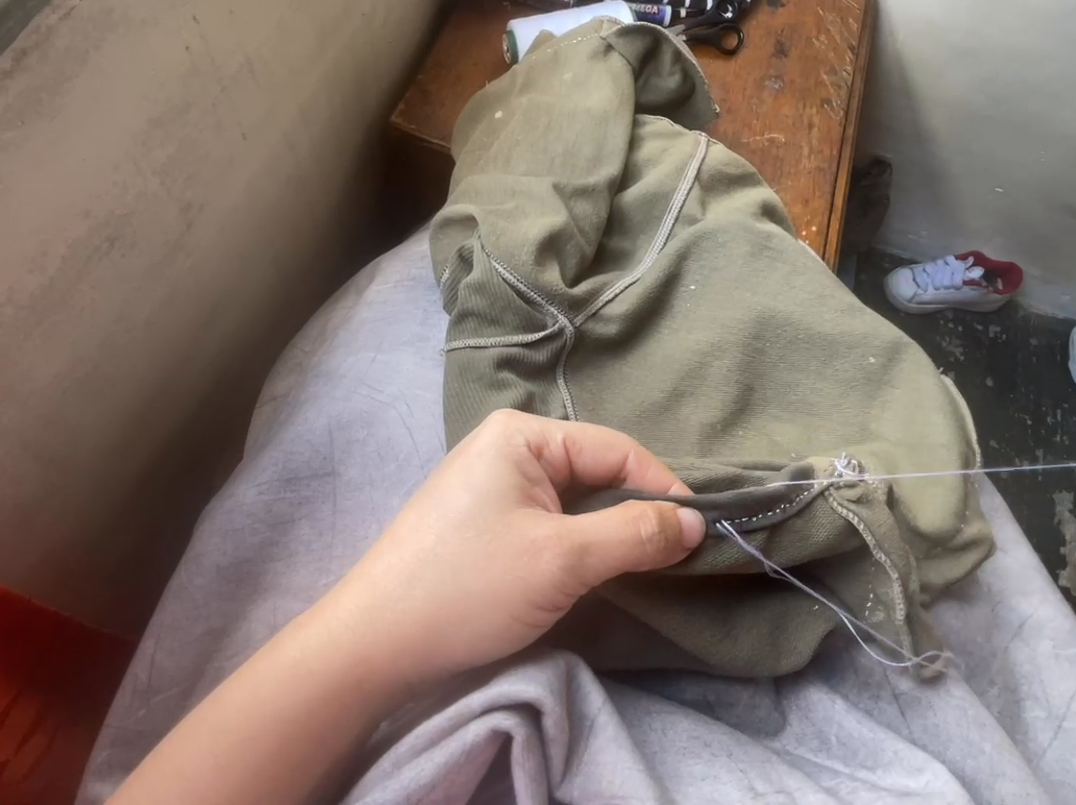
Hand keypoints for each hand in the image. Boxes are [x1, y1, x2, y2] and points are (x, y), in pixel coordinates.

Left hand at [316, 410, 704, 686]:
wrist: (374, 642)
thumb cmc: (470, 586)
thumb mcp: (562, 560)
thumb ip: (634, 534)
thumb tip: (695, 522)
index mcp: (522, 433)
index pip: (614, 448)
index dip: (662, 487)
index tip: (702, 531)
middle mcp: (508, 444)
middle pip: (594, 469)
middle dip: (635, 509)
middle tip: (677, 552)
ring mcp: (492, 480)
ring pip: (573, 497)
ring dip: (608, 528)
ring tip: (642, 562)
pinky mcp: (484, 516)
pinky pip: (549, 516)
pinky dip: (579, 539)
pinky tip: (594, 565)